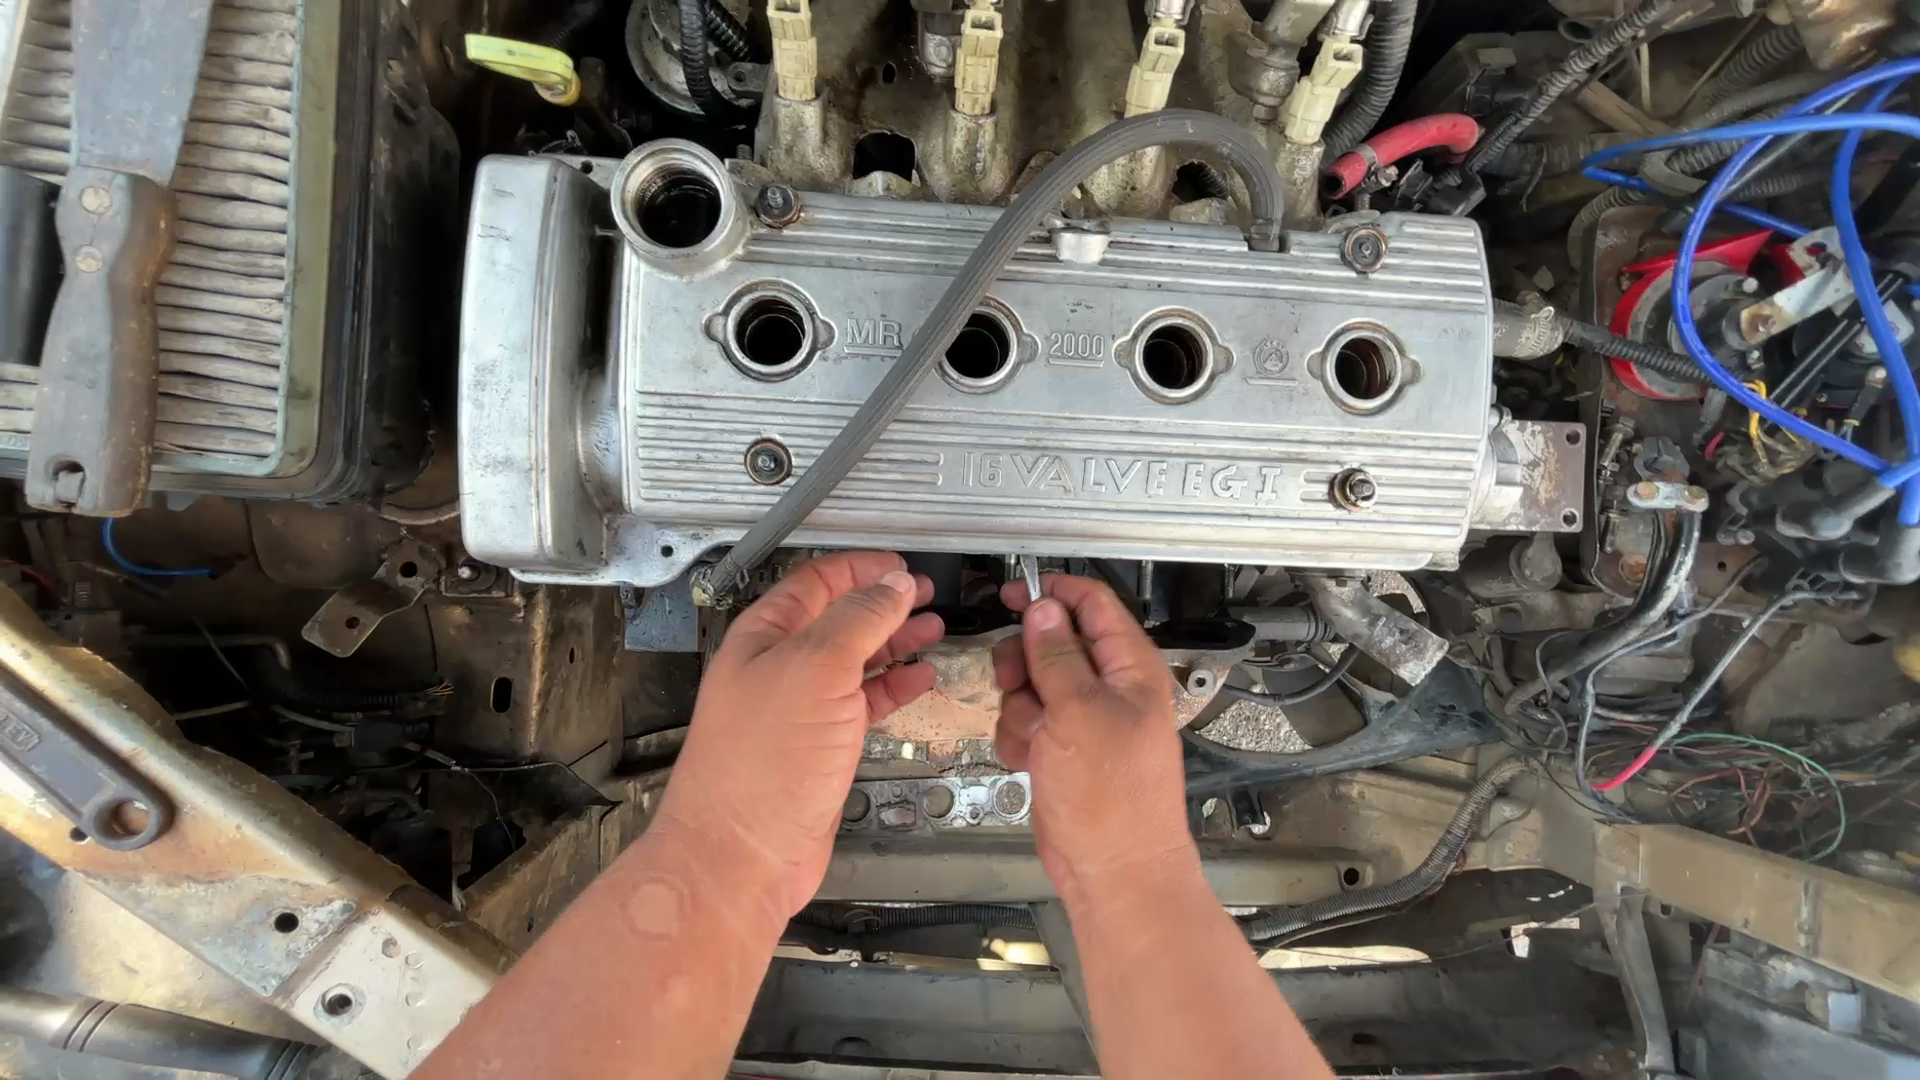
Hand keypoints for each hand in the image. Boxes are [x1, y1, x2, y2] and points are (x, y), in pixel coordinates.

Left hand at [652, 552, 942, 916]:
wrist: (742, 855)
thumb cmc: (761, 763)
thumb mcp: (815, 669)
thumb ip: (858, 620)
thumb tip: (892, 584)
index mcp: (765, 636)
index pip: (817, 582)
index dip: (861, 569)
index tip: (900, 566)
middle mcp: (781, 666)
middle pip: (840, 618)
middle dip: (884, 603)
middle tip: (924, 595)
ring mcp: (802, 706)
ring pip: (856, 659)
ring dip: (895, 642)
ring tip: (933, 629)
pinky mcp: (822, 743)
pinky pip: (864, 702)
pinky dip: (894, 687)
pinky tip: (920, 677)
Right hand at [993, 574, 1195, 903]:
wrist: (1112, 873)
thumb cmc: (1112, 797)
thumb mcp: (1079, 714)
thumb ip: (1057, 656)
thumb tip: (1042, 607)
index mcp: (1130, 667)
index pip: (1092, 604)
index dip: (1053, 592)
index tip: (1013, 593)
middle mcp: (1107, 686)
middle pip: (1051, 641)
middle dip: (1025, 660)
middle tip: (1015, 681)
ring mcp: (1080, 717)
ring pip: (1029, 681)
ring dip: (1019, 706)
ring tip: (1035, 737)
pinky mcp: (1058, 745)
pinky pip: (1023, 719)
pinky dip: (1019, 737)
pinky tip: (1030, 760)